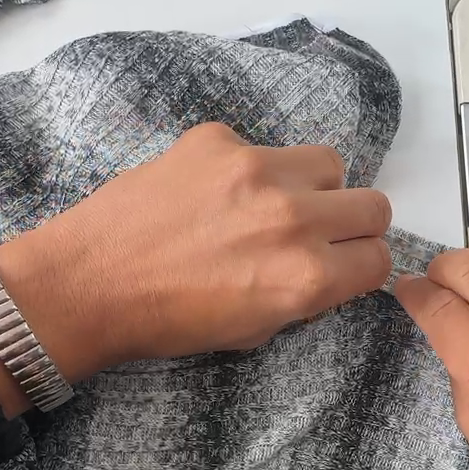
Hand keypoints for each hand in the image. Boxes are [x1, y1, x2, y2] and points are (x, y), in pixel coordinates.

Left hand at [0, 122, 392, 413]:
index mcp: (305, 279)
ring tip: (272, 204)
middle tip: (320, 233)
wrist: (89, 284)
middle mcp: (294, 220)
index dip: (363, 265)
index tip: (344, 265)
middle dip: (355, 224)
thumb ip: (305, 296)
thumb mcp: (255, 330)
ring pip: (329, 163)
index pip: (379, 259)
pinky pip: (264, 146)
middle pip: (374, 205)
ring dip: (314, 186)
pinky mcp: (217, 139)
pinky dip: (251, 169)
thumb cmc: (170, 322)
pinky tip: (213, 192)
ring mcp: (256, 170)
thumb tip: (327, 266)